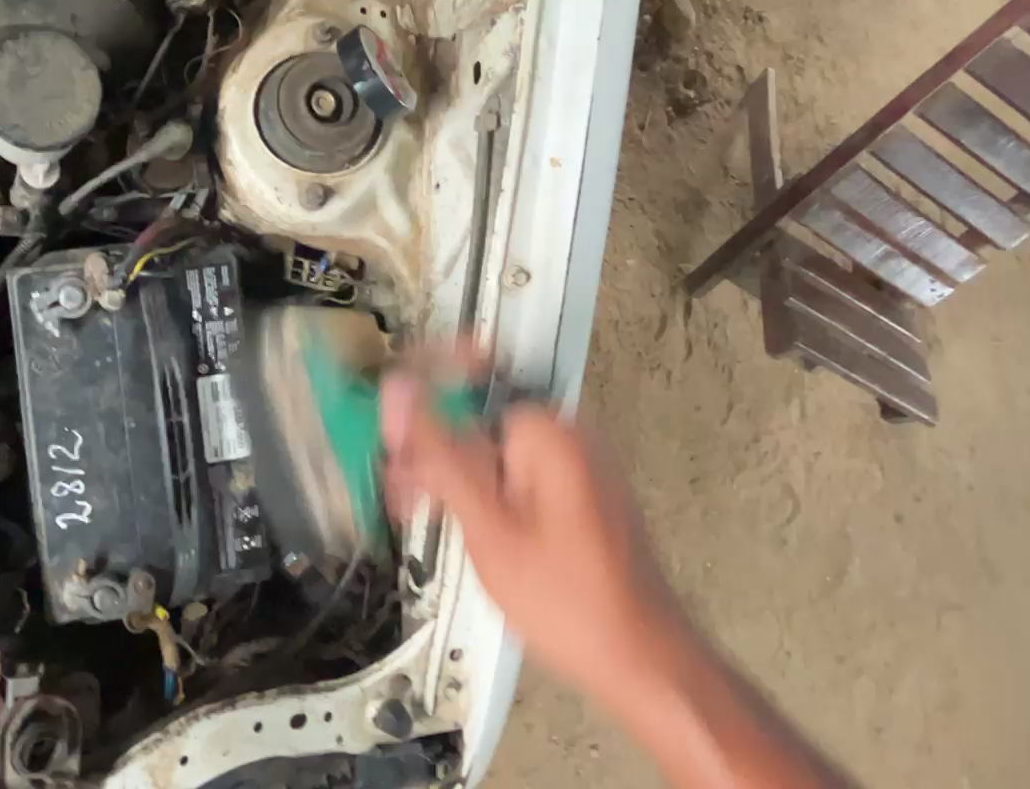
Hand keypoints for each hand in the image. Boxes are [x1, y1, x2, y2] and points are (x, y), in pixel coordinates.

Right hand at [380, 377, 692, 704]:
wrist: (640, 663)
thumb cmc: (566, 598)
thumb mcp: (484, 522)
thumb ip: (436, 450)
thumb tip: (397, 389)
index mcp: (548, 429)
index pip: (469, 368)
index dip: (420, 384)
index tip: (389, 416)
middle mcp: (565, 435)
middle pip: (475, 411)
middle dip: (429, 441)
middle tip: (396, 480)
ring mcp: (571, 464)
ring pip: (489, 445)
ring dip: (447, 469)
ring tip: (414, 507)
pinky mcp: (571, 492)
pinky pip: (511, 470)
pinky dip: (478, 487)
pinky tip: (454, 520)